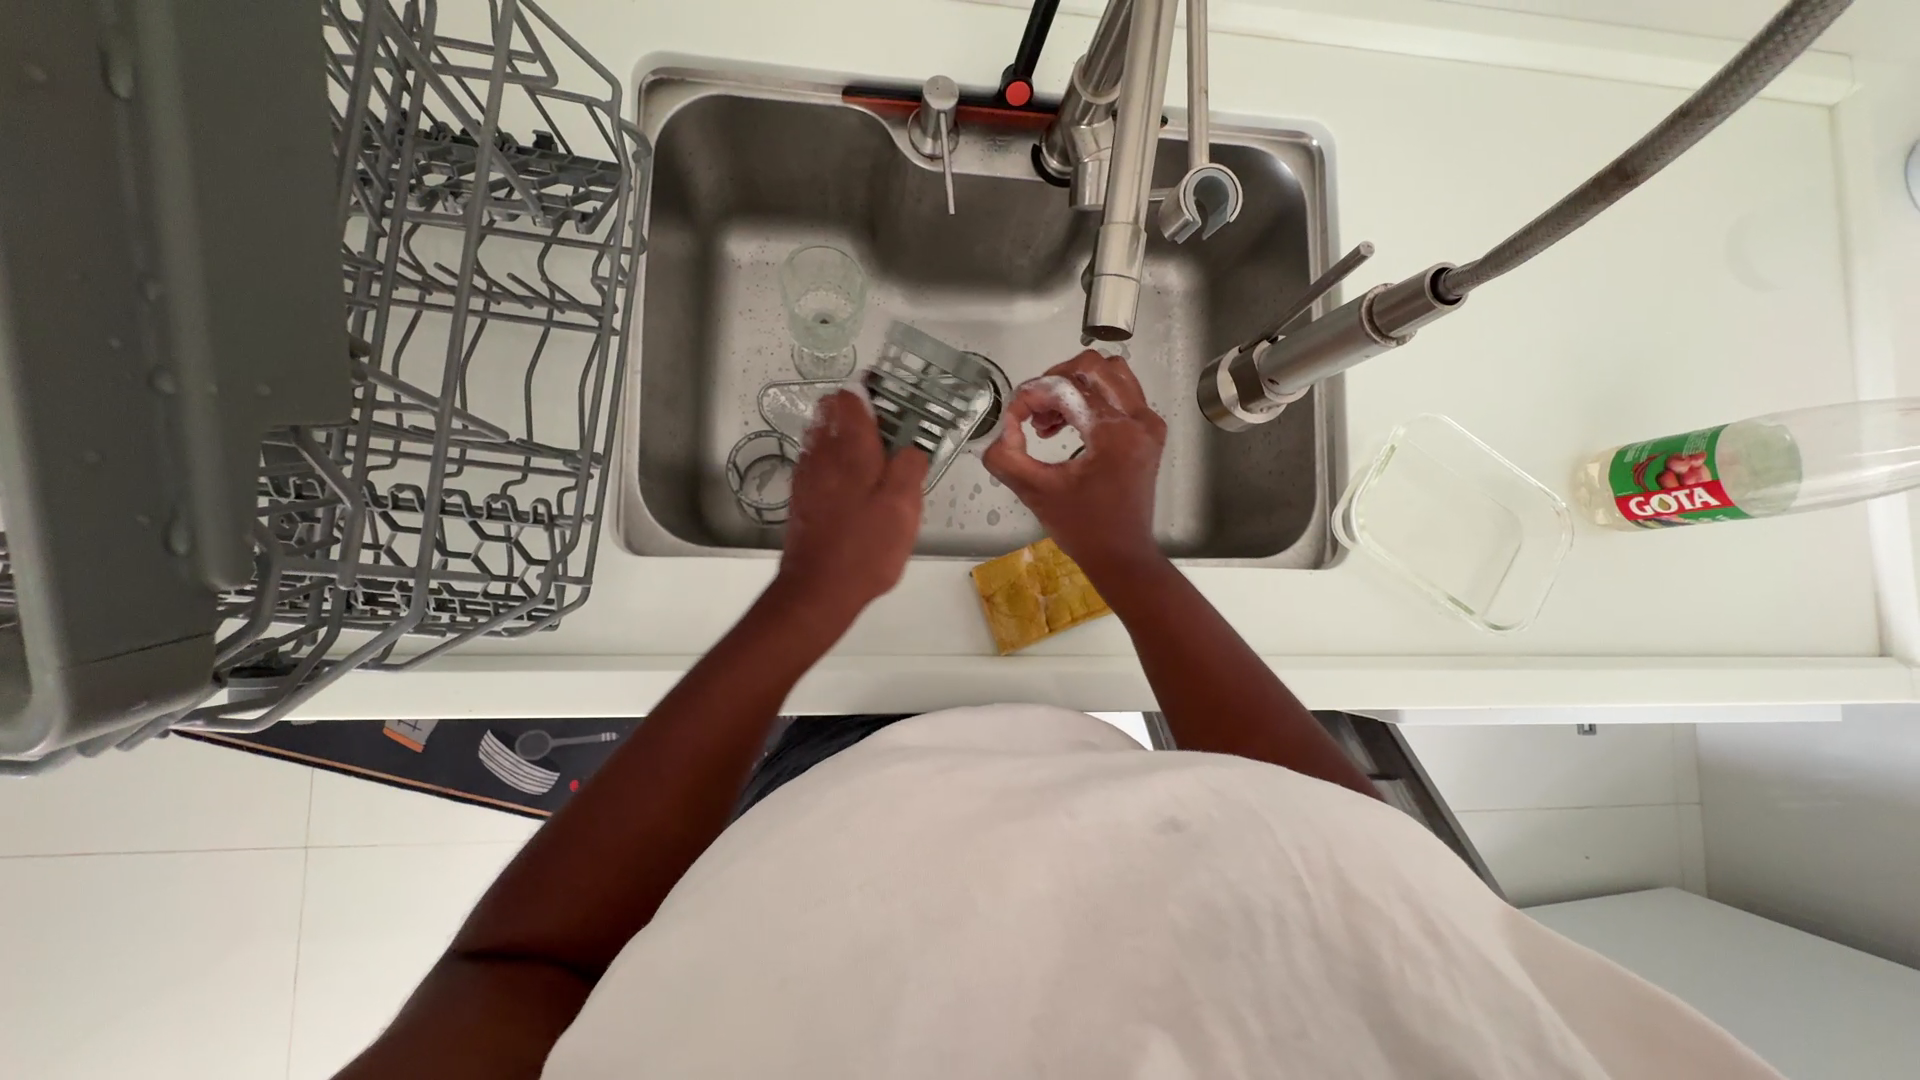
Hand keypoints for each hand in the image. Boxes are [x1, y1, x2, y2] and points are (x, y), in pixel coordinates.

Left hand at [776, 390, 927, 618]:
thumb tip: (911, 449)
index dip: (871, 397)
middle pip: (831, 416)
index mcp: (849, 447)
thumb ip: (910, 467)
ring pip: (824, 442)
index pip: (848, 398)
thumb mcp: (904, 506)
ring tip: (878, 470)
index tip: (895, 412)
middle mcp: (820, 454)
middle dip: (859, 420)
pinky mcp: (801, 500)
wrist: (819, 590)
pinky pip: (819, 469)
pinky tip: (858, 495)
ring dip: (848, 446)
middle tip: (891, 442)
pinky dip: (837, 470)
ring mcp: (806, 477)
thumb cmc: (866, 547)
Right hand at [982, 351, 1167, 576]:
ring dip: (1074, 386)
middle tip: (1034, 410)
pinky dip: (1090, 399)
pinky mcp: (1148, 433)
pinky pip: (1120, 394)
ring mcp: (1148, 425)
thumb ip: (1007, 456)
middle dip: (1055, 381)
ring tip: (1050, 419)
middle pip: (1093, 367)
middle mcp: (1139, 420)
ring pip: (1111, 374)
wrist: (1122, 555)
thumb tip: (1003, 428)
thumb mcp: (1035, 491)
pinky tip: (1067, 426)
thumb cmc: (1084, 529)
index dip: (1032, 396)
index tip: (1015, 419)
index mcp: (1114, 432)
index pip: (1065, 388)